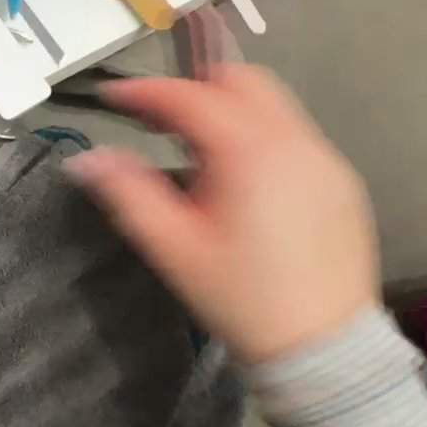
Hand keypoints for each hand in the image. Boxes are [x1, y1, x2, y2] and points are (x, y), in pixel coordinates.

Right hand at [63, 65, 378, 362]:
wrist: (322, 345)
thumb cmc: (240, 297)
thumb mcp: (173, 248)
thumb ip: (127, 194)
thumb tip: (86, 159)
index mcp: (250, 153)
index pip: (190, 97)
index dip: (144, 91)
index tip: (111, 96)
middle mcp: (295, 141)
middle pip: (241, 80)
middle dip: (193, 89)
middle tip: (155, 122)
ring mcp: (324, 158)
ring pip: (272, 104)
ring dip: (227, 110)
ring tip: (193, 150)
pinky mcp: (340, 180)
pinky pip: (292, 135)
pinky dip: (257, 135)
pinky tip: (239, 180)